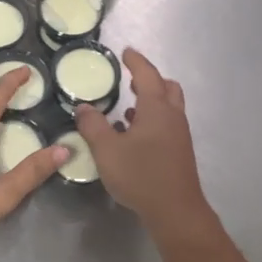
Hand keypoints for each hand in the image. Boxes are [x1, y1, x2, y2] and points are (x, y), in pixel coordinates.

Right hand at [74, 48, 214, 236]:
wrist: (174, 209)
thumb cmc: (140, 175)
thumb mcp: (107, 150)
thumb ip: (93, 126)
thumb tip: (83, 107)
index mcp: (156, 108)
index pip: (147, 75)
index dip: (136, 62)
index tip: (126, 52)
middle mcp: (172, 117)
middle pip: (167, 88)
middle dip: (150, 80)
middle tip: (131, 79)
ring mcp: (179, 135)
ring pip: (168, 108)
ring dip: (151, 102)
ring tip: (128, 108)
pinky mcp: (179, 152)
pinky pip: (166, 125)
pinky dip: (152, 121)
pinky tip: (134, 136)